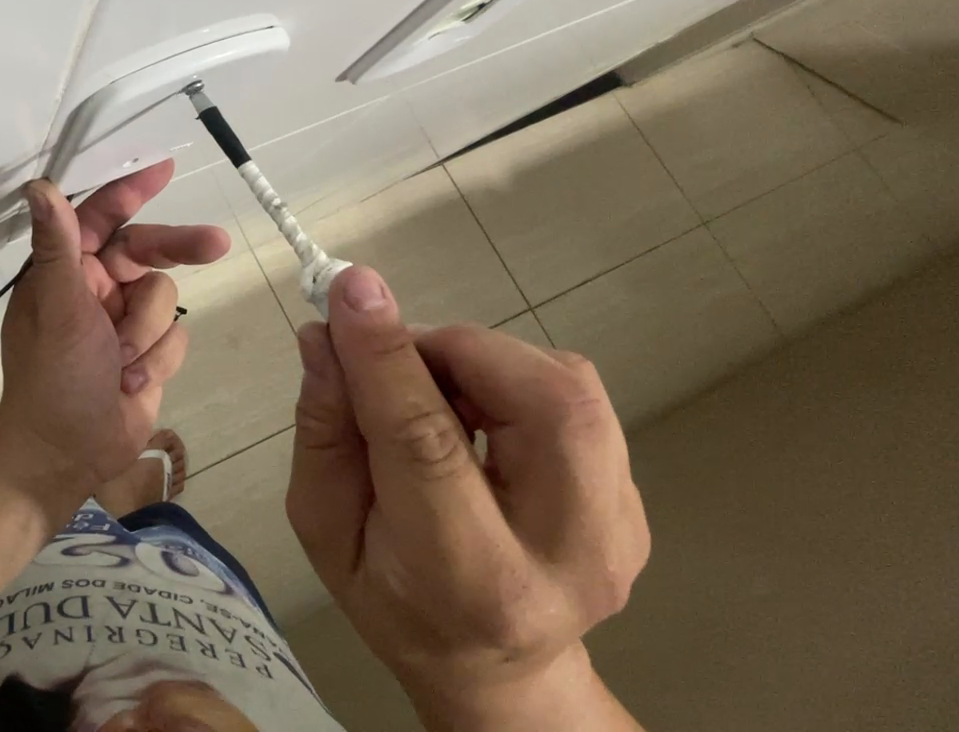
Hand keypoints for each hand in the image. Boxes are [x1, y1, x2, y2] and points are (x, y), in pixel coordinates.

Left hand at [0, 160, 230, 493]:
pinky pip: (175, 337)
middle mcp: (96, 287)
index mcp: (67, 269)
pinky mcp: (148, 352)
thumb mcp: (56, 306)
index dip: (132, 189)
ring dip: (149, 335)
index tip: (165, 165)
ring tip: (120, 365)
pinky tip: (131, 384)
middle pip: (149, 251)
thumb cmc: (54, 376)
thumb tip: (38, 185)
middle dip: (179, 250)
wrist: (69, 454)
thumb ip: (56, 245)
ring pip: (167, 299)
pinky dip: (159, 360)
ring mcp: (124, 320)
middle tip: (217, 244)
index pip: (101, 215)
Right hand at [287, 266, 649, 730]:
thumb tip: (324, 336)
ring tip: (430, 390)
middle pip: (544, 406)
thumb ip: (322, 429)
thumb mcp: (323, 523)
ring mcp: (620, 527)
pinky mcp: (636, 500)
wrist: (498, 669)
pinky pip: (576, 397)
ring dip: (482, 359)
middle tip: (395, 353)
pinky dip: (509, 377)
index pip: (427, 446)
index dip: (387, 359)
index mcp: (465, 575)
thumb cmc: (387, 596)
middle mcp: (566, 553)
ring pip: (570, 388)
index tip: (350, 289)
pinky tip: (472, 414)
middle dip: (457, 348)